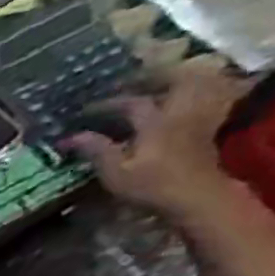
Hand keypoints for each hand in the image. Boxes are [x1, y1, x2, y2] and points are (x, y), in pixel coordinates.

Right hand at [63, 60, 251, 218]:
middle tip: (132, 82)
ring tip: (156, 88)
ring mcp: (196, 119)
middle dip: (152, 79)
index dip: (106, 104)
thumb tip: (69, 137)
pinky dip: (190, 98)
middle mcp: (178, 112)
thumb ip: (96, 150)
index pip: (130, 103)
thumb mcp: (115, 172)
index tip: (85, 110)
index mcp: (155, 121)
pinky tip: (177, 106)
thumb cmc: (151, 185)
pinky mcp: (205, 130)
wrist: (196, 196)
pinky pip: (201, 102)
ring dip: (176, 84)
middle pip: (173, 83)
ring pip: (192, 89)